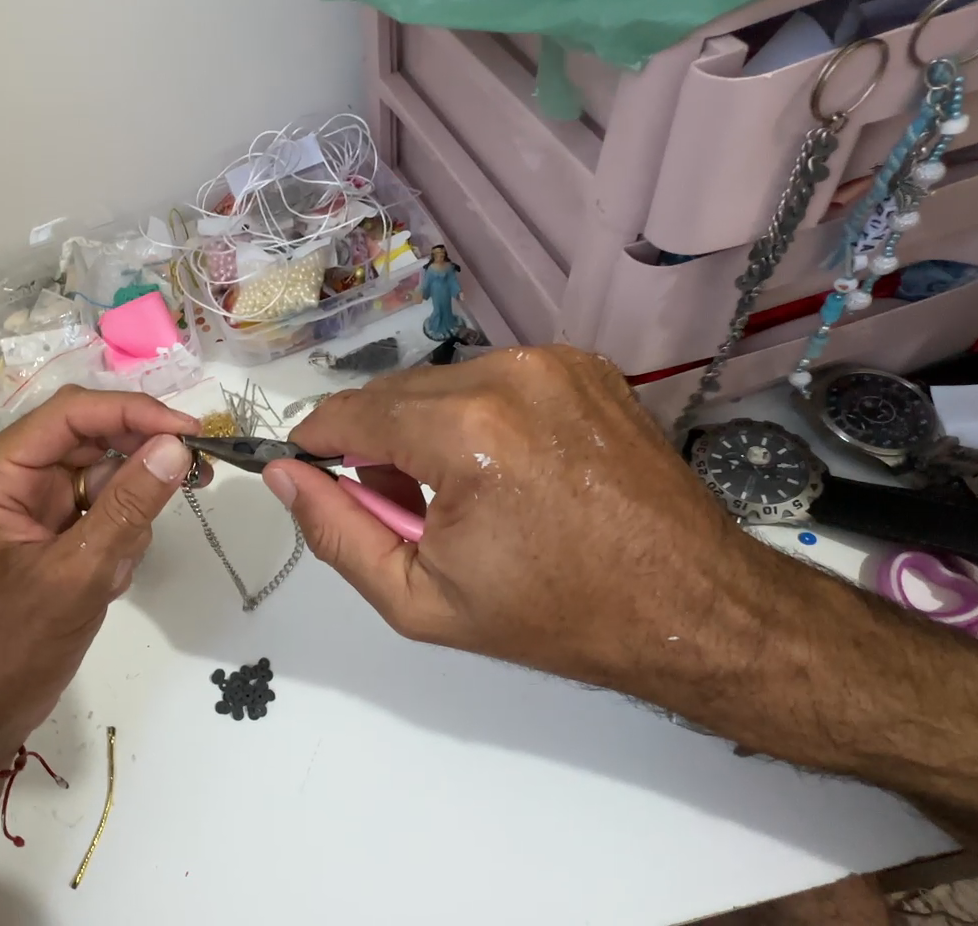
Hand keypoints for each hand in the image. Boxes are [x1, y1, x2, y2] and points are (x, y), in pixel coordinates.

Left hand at [0, 386, 197, 767]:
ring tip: (114, 569)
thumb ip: (128, 508)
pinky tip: (106, 579)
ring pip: (104, 474)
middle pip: (91, 437)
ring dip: (127, 513)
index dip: (134, 412)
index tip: (193, 433)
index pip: (71, 413)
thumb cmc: (9, 650)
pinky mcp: (51, 529)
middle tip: (197, 480)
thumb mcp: (76, 576)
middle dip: (139, 462)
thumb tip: (177, 446)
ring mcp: (32, 502)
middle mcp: (11, 475)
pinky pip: (102, 508)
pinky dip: (119, 536)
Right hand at [264, 346, 750, 689]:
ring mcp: (550, 362)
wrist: (693, 606)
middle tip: (395, 504)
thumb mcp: (419, 598)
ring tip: (452, 491)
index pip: (350, 413)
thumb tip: (283, 475)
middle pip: (391, 394)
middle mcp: (505, 374)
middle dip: (372, 442)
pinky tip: (498, 466)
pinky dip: (471, 415)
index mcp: (464, 432)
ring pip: (437, 383)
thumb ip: (335, 532)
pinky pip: (487, 378)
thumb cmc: (551, 615)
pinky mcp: (580, 363)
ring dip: (420, 427)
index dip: (316, 441)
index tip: (308, 470)